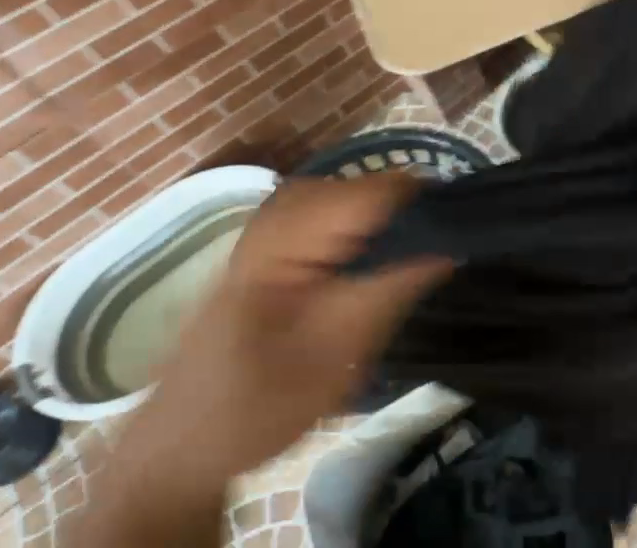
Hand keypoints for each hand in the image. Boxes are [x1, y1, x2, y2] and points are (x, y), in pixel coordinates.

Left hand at [120, 174, 449, 484]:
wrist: (178, 450)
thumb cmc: (256, 407)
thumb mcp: (336, 355)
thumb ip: (391, 292)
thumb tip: (449, 248)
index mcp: (282, 245)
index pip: (365, 194)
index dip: (418, 201)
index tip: (458, 224)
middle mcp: (268, 227)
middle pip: (349, 186)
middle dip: (399, 202)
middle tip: (439, 233)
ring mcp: (259, 239)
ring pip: (333, 196)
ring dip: (377, 212)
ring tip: (412, 240)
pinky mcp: (260, 256)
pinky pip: (316, 216)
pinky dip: (352, 222)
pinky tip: (369, 252)